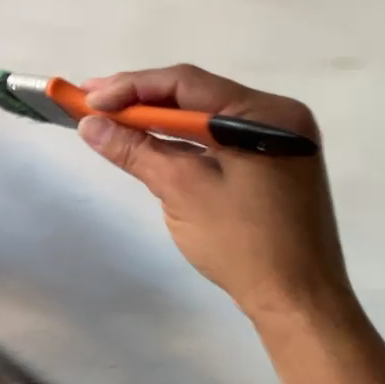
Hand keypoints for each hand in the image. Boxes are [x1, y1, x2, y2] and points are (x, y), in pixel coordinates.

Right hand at [77, 65, 355, 323]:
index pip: (186, 83)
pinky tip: (145, 140)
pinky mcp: (267, 162)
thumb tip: (89, 124)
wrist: (297, 299)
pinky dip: (176, 138)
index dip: (131, 87)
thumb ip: (134, 149)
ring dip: (154, 118)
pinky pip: (213, 137)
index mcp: (264, 114)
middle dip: (138, 98)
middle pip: (193, 95)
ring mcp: (274, 140)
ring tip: (107, 118)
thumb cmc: (242, 241)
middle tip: (88, 100)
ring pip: (201, 116)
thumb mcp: (180, 189)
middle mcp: (275, 116)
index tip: (87, 98)